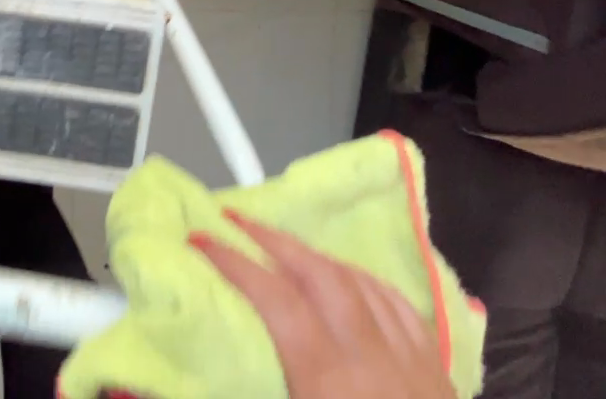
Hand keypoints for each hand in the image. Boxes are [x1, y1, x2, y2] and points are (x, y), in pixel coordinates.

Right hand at [191, 214, 456, 398]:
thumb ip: (243, 390)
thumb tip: (166, 382)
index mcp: (330, 382)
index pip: (276, 298)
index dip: (233, 261)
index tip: (198, 239)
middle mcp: (374, 362)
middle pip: (320, 275)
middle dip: (273, 241)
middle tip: (234, 223)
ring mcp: (413, 366)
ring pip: (361, 284)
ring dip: (315, 256)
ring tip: (281, 246)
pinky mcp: (439, 379)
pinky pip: (399, 308)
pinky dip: (364, 282)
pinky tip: (348, 279)